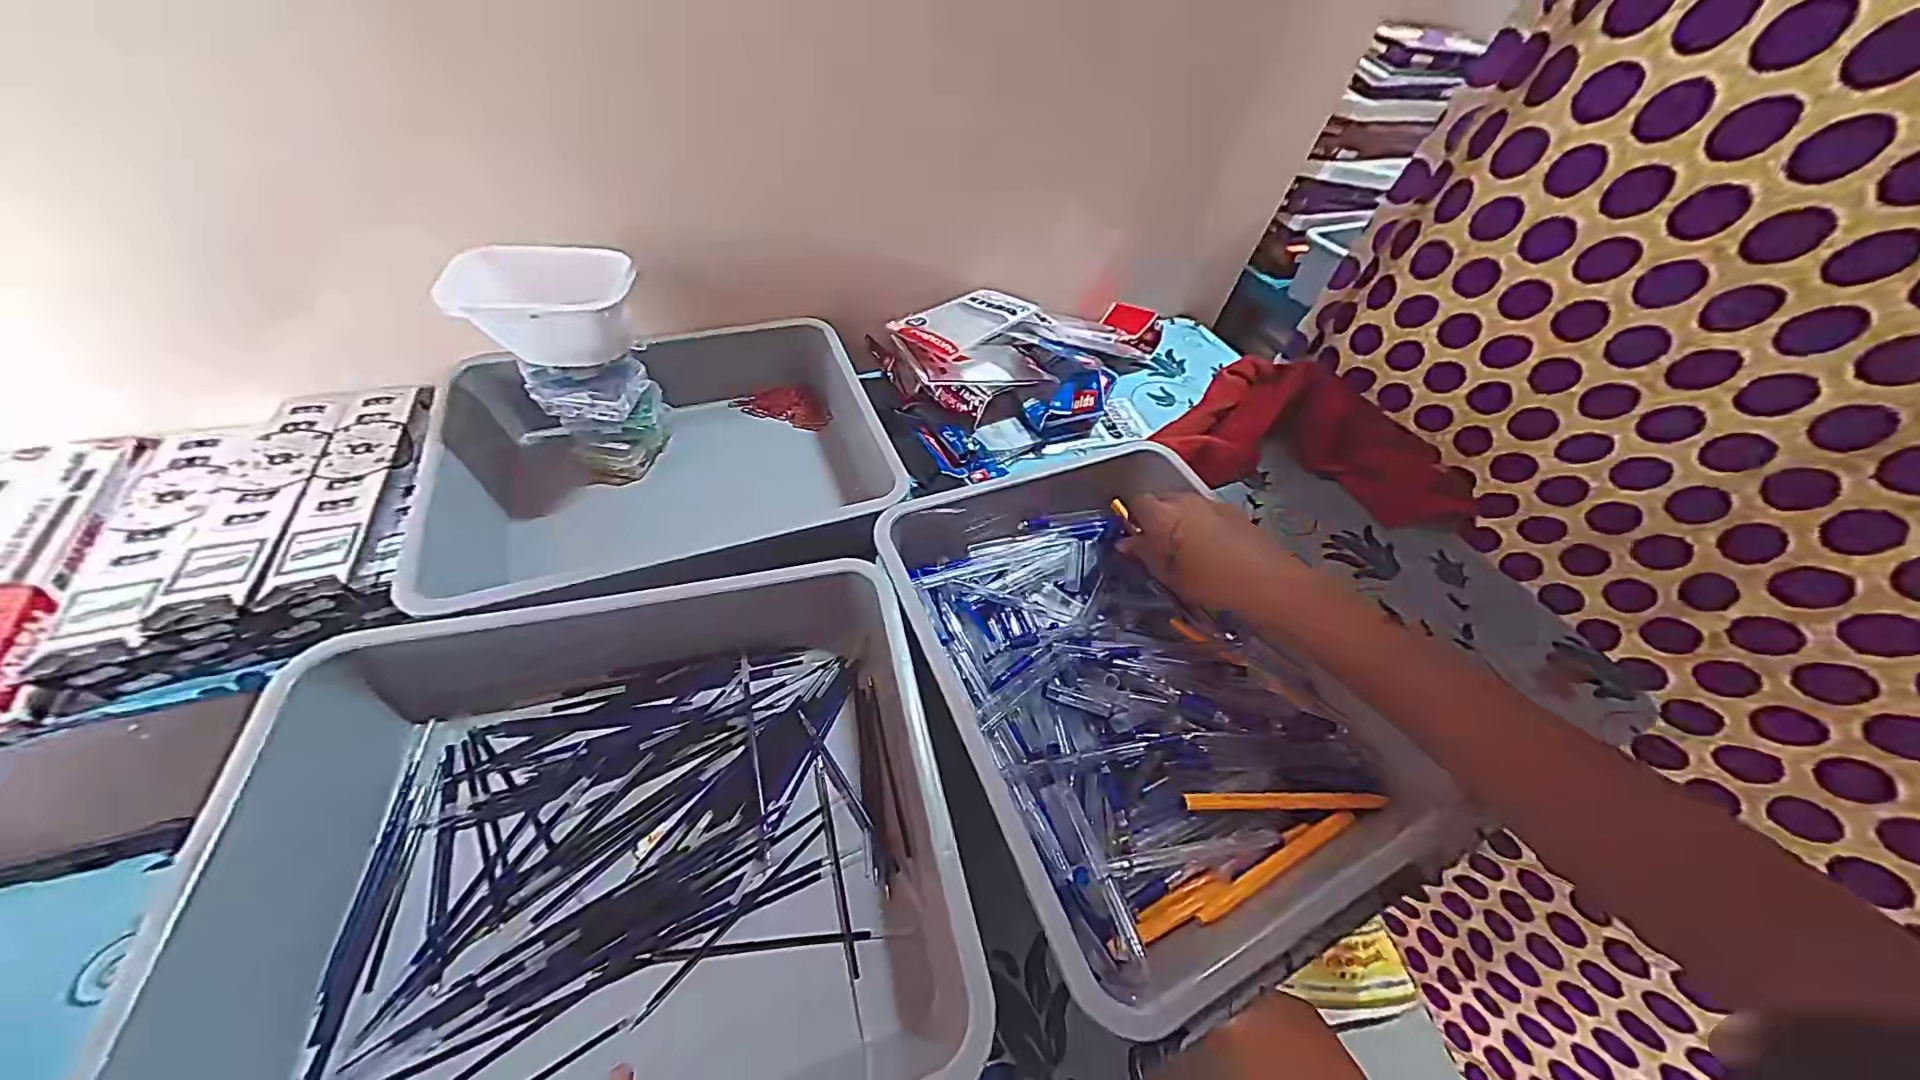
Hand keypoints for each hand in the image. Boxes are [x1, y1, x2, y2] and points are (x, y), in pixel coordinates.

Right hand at [1118, 493, 1312, 614]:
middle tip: (1156, 548)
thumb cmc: (1212, 583)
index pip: (1136, 503)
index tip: (1134, 540)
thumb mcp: (1169, 575)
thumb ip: (1145, 555)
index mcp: (1164, 514)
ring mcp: (1212, 503)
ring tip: (1183, 552)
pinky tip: (1208, 551)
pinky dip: (1200, 525)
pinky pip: (1205, 513)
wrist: (1269, 584)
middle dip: (1155, 519)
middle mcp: (1187, 500)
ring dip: (1178, 522)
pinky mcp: (1234, 512)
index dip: (1132, 519)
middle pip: (1160, 500)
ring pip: (1184, 506)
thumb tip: (1127, 544)